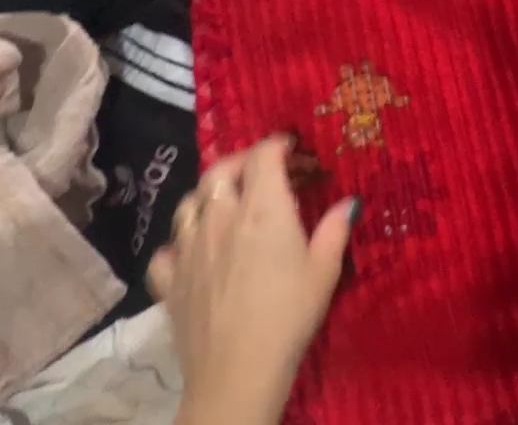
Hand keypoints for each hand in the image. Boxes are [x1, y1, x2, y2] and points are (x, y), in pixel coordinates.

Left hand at [148, 135, 358, 424]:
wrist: (237, 371)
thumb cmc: (289, 314)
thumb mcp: (325, 269)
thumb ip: (335, 228)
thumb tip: (349, 201)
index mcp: (262, 208)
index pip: (263, 156)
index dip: (278, 145)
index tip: (294, 150)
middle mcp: (221, 218)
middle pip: (221, 170)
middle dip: (242, 161)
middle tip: (264, 169)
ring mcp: (188, 248)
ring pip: (190, 203)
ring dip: (210, 194)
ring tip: (228, 202)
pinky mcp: (169, 281)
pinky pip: (167, 249)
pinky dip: (181, 242)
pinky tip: (194, 251)